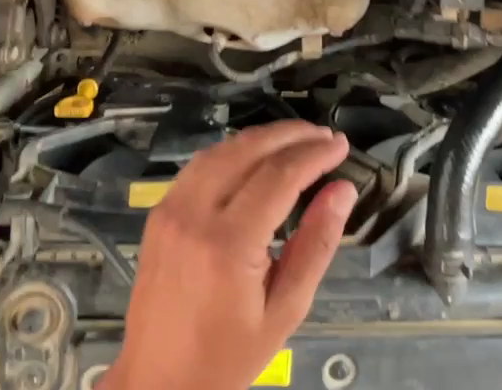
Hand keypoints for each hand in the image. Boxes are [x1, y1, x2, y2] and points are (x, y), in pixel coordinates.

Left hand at [101, 121, 356, 389]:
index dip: (314, 154)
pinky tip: (257, 156)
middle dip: (292, 136)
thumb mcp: (286, 309)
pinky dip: (234, 151)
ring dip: (263, 138)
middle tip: (325, 137)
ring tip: (298, 140)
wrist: (159, 383)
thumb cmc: (227, 355)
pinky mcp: (159, 213)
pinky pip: (200, 165)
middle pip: (249, 151)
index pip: (279, 176)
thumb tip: (343, 191)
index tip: (340, 145)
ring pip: (222, 150)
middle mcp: (194, 216)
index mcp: (228, 245)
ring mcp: (170, 210)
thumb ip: (317, 243)